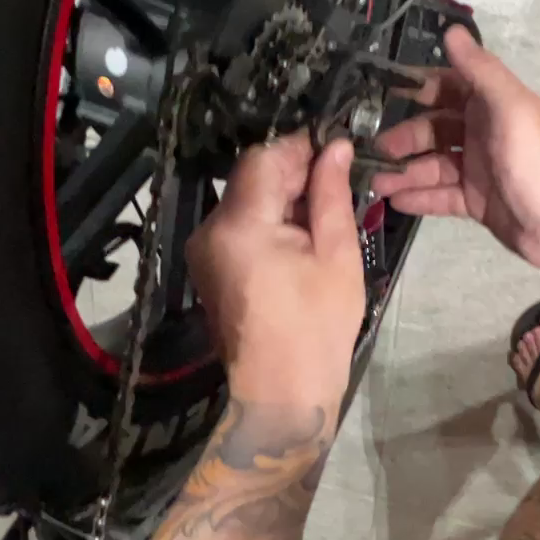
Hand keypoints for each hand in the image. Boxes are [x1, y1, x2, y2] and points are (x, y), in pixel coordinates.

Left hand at [188, 132, 363, 414]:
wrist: (282, 393)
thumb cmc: (318, 328)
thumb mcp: (336, 256)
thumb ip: (331, 195)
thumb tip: (335, 147)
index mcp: (240, 225)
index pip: (262, 157)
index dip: (299, 147)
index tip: (335, 150)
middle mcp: (209, 230)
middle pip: (250, 177)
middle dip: (293, 174)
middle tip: (336, 185)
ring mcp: (203, 250)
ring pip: (244, 200)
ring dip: (283, 198)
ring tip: (323, 217)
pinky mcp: (208, 267)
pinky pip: (238, 226)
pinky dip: (268, 222)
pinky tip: (299, 240)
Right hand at [371, 27, 539, 269]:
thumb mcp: (512, 109)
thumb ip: (481, 71)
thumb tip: (451, 31)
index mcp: (493, 104)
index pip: (448, 87)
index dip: (417, 89)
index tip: (382, 94)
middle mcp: (483, 132)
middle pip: (434, 128)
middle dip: (404, 138)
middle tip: (375, 151)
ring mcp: (478, 168)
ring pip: (433, 165)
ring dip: (405, 172)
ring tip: (376, 183)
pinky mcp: (476, 201)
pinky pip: (441, 195)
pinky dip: (419, 197)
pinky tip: (395, 201)